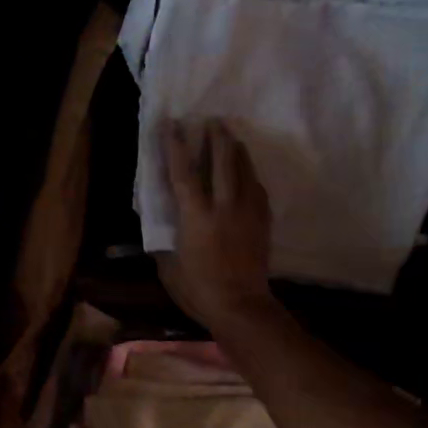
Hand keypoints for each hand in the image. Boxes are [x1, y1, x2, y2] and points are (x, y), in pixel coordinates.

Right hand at [156, 118, 278, 330]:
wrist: (241, 306)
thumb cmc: (199, 292)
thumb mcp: (170, 269)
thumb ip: (166, 243)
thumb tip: (165, 230)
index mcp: (196, 217)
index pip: (183, 172)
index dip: (175, 145)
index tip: (172, 124)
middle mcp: (223, 206)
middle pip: (222, 159)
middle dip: (216, 136)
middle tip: (212, 121)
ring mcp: (247, 211)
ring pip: (244, 168)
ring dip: (236, 149)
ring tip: (230, 138)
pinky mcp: (262, 221)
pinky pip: (257, 187)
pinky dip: (249, 174)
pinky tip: (246, 172)